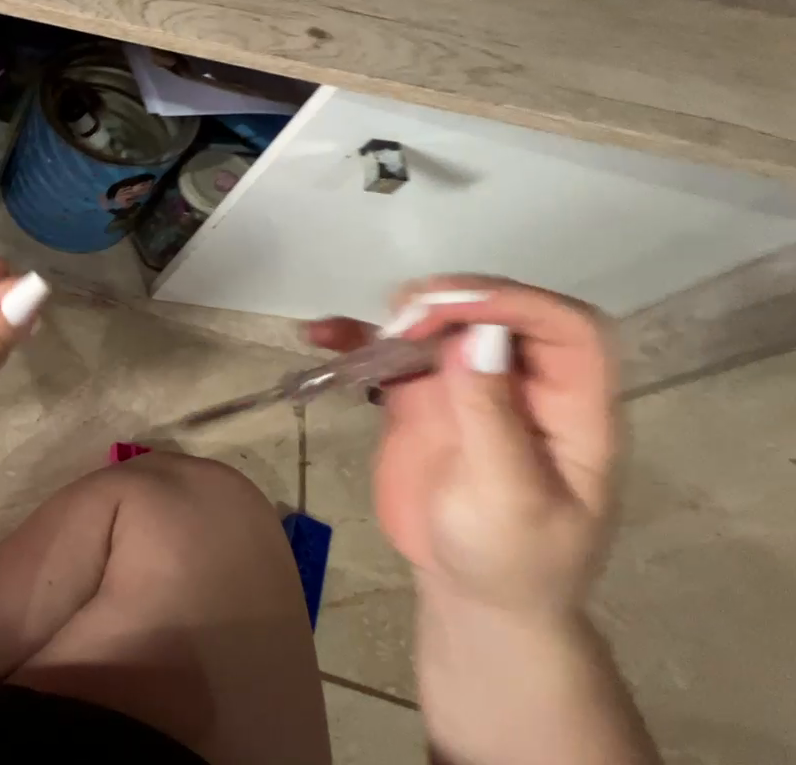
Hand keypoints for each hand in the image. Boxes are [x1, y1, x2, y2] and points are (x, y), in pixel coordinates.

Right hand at [305, 277, 620, 615]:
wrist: (473, 593)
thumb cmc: (511, 557)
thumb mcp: (508, 496)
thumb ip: (492, 417)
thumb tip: (476, 338)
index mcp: (573, 408)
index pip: (565, 329)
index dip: (514, 303)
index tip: (448, 309)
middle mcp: (525, 386)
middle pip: (502, 314)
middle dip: (453, 302)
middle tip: (400, 317)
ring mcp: (470, 390)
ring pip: (443, 325)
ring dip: (401, 314)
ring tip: (362, 329)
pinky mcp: (422, 400)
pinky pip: (391, 356)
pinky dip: (356, 340)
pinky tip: (322, 336)